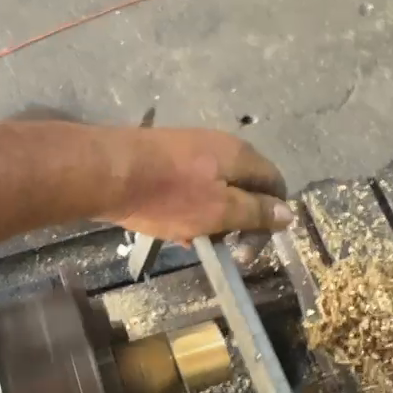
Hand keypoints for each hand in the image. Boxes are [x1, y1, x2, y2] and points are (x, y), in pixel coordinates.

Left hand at [99, 128, 291, 239]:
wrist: (105, 172)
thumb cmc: (168, 195)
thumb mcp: (219, 211)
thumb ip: (255, 212)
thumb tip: (288, 213)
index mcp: (240, 154)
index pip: (275, 183)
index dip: (272, 216)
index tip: (250, 246)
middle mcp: (218, 145)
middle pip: (243, 187)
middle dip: (236, 221)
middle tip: (219, 247)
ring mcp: (187, 149)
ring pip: (212, 190)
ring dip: (208, 219)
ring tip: (189, 240)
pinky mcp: (161, 159)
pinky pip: (185, 188)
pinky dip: (184, 209)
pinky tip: (168, 227)